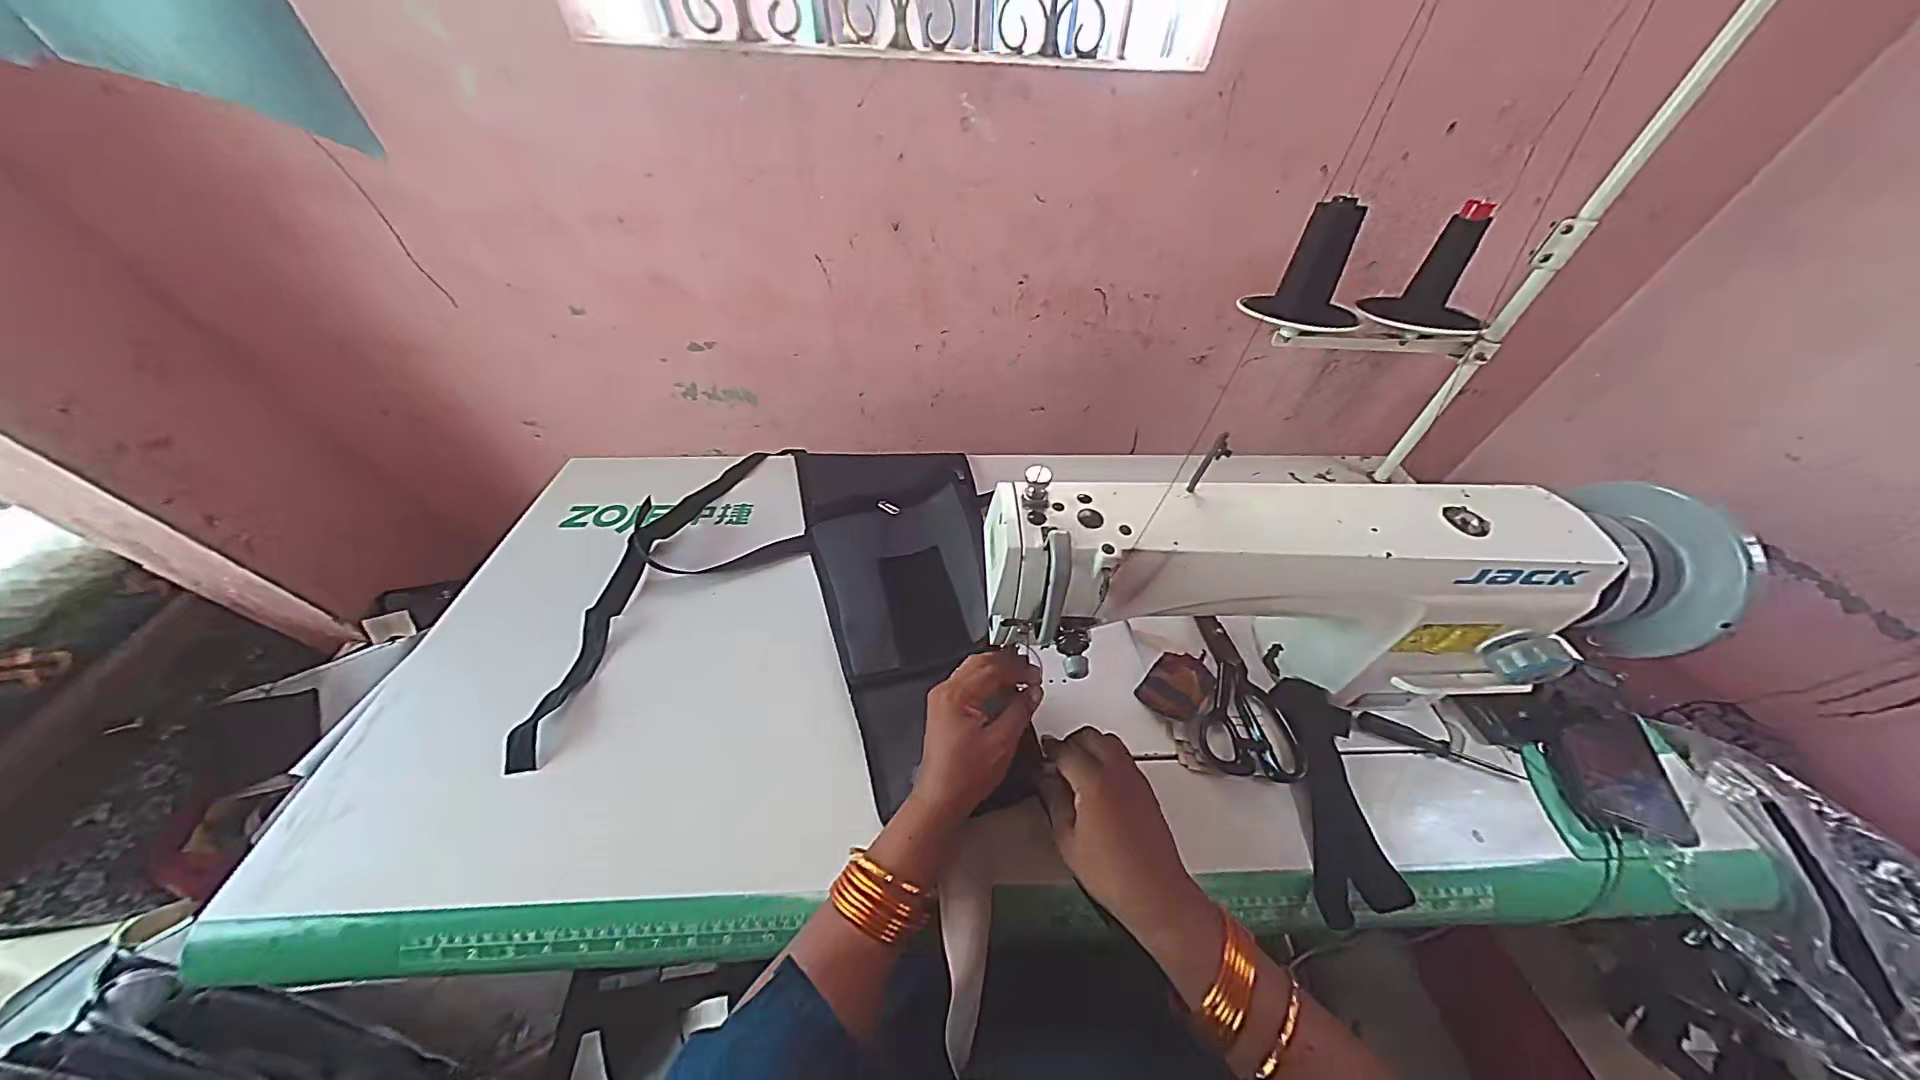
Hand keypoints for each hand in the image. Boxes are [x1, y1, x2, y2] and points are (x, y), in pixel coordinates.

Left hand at [908, 650, 1042, 826]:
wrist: (941, 797)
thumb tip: (1033, 693)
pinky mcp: (943, 709)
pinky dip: (987, 682)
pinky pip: (967, 683)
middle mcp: (944, 693)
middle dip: (1008, 663)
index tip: (1034, 672)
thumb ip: (1020, 711)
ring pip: (973, 669)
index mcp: (956, 696)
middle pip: (980, 662)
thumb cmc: (962, 777)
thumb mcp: (1002, 742)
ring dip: (997, 670)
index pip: (992, 668)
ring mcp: (941, 700)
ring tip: (1020, 679)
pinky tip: (1003, 691)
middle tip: (1030, 670)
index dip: (1018, 667)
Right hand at [1037, 728, 1211, 934]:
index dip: (1049, 749)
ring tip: (1076, 767)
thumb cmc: (1114, 874)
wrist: (1154, 892)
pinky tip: (1097, 781)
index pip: (1066, 749)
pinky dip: (1108, 758)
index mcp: (1094, 780)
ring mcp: (1135, 779)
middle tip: (1056, 758)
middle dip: (1070, 742)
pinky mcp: (1146, 789)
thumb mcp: (1067, 840)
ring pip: (1110, 742)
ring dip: (1091, 746)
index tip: (1042, 753)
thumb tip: (1047, 782)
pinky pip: (1124, 758)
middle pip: (1090, 736)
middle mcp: (1117, 772)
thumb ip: (1054, 801)